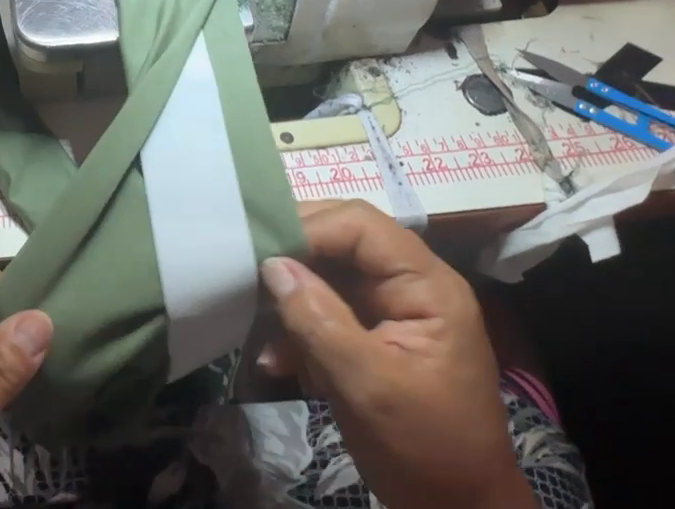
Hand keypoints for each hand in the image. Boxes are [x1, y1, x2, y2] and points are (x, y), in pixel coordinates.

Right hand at [258, 200, 534, 508]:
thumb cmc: (425, 449)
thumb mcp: (368, 387)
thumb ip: (319, 321)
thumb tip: (272, 265)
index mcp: (427, 286)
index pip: (362, 226)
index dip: (310, 227)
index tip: (261, 251)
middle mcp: (410, 285)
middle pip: (343, 239)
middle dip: (294, 255)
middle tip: (246, 268)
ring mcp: (391, 310)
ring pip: (328, 274)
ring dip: (290, 297)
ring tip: (255, 317)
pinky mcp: (372, 336)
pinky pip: (326, 310)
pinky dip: (297, 329)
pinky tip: (275, 359)